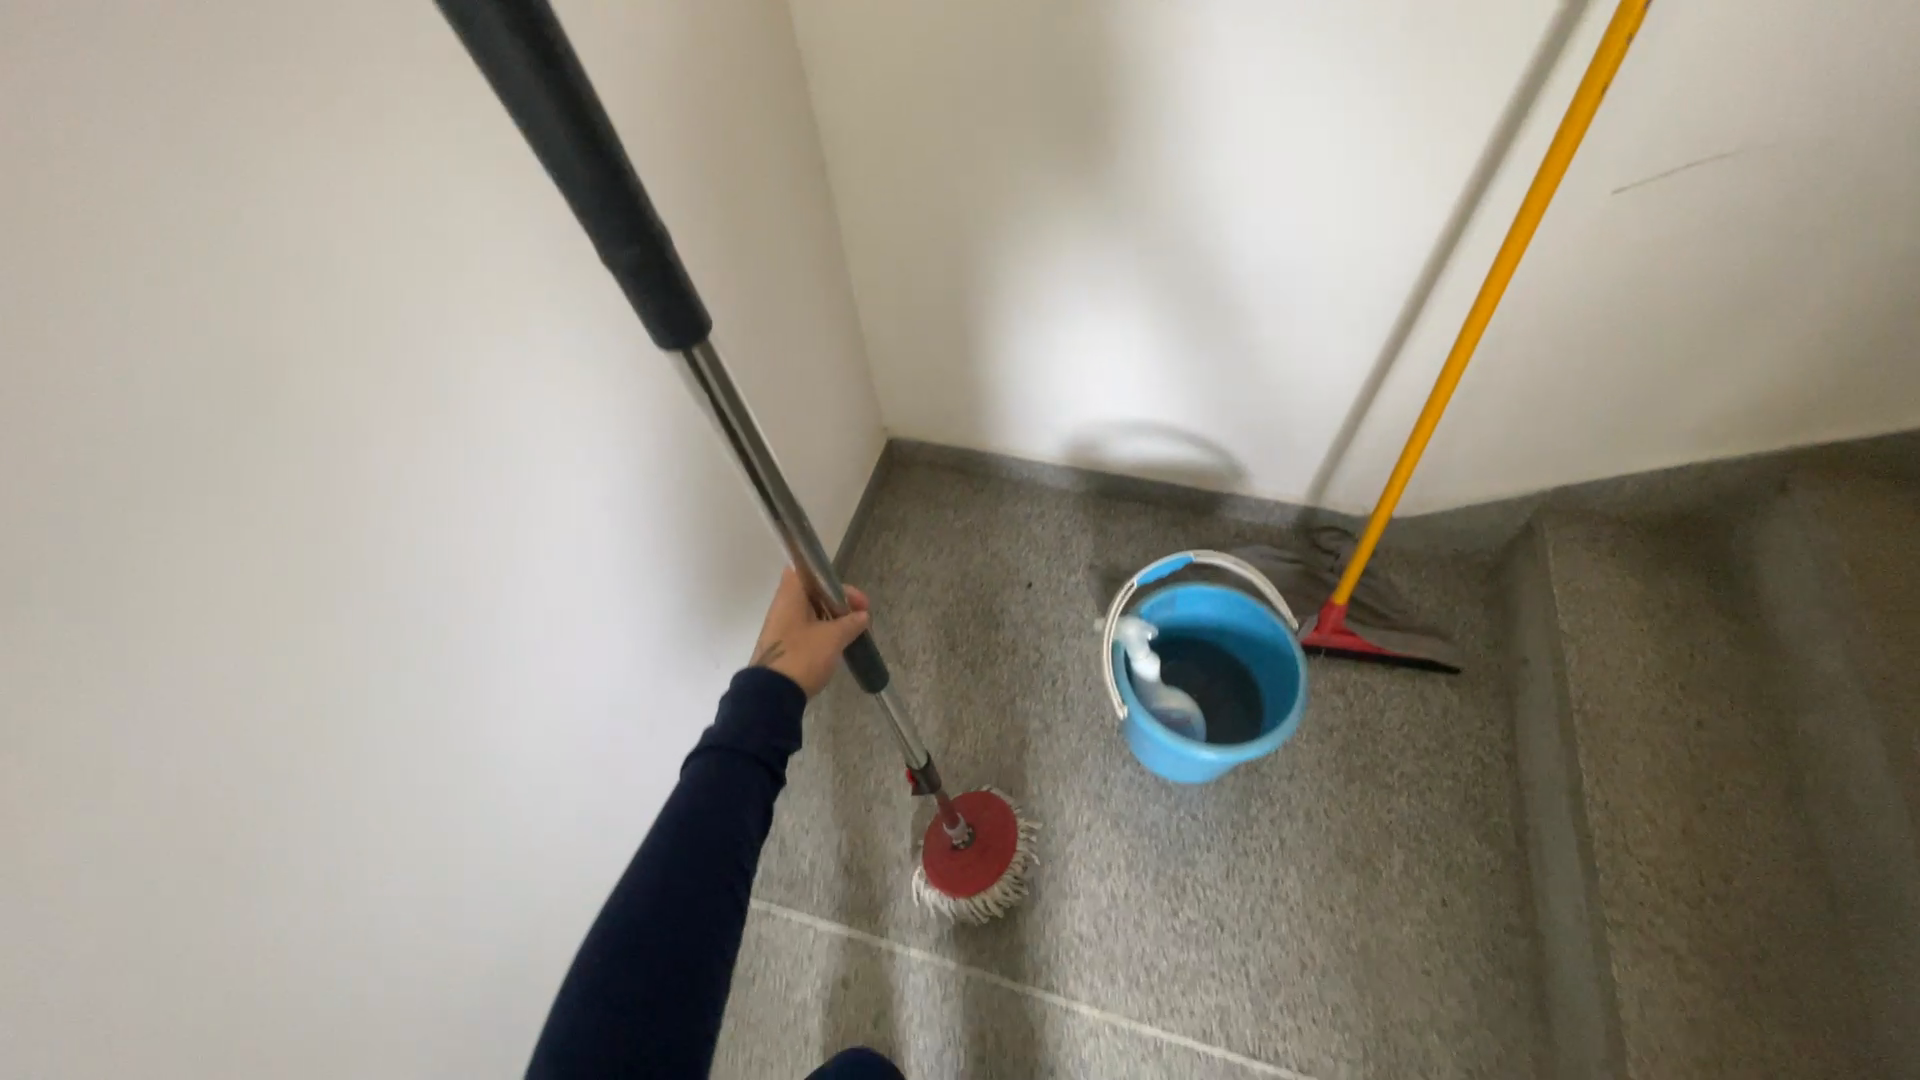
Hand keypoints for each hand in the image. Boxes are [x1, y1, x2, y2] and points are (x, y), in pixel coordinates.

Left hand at [749, 567, 871, 697]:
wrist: (772, 695)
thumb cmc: (803, 656)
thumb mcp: (833, 637)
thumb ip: (850, 622)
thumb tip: (862, 615)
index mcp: (790, 596)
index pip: (803, 569)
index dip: (827, 575)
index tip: (848, 592)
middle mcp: (782, 607)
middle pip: (812, 593)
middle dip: (838, 600)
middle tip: (861, 613)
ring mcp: (781, 629)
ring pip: (811, 613)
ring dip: (833, 618)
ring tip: (855, 630)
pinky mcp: (784, 647)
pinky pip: (807, 631)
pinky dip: (824, 632)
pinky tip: (840, 644)